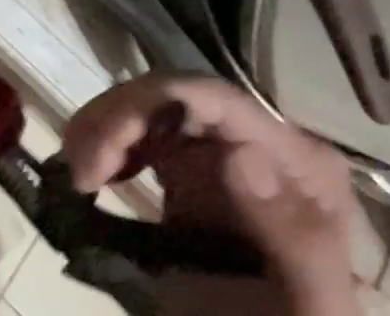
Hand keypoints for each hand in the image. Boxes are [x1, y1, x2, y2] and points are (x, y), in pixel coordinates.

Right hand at [64, 74, 360, 315]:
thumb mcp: (311, 296)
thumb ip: (291, 232)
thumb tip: (238, 153)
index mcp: (291, 155)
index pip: (209, 97)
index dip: (143, 105)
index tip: (98, 158)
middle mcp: (252, 138)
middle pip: (168, 94)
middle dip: (113, 119)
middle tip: (78, 172)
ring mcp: (215, 151)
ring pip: (146, 108)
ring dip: (101, 130)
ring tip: (78, 177)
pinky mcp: (186, 169)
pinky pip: (138, 135)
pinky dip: (106, 146)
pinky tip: (94, 178)